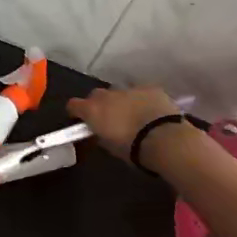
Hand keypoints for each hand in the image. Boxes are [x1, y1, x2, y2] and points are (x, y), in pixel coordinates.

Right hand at [66, 85, 182, 161]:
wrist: (164, 138)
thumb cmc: (132, 148)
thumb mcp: (109, 147)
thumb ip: (100, 135)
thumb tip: (99, 132)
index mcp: (92, 110)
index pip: (73, 105)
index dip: (76, 113)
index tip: (81, 122)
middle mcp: (107, 95)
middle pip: (96, 96)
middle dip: (99, 105)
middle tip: (108, 120)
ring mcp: (129, 89)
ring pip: (119, 92)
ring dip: (121, 102)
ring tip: (132, 117)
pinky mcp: (149, 88)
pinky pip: (140, 92)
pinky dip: (141, 100)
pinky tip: (150, 112)